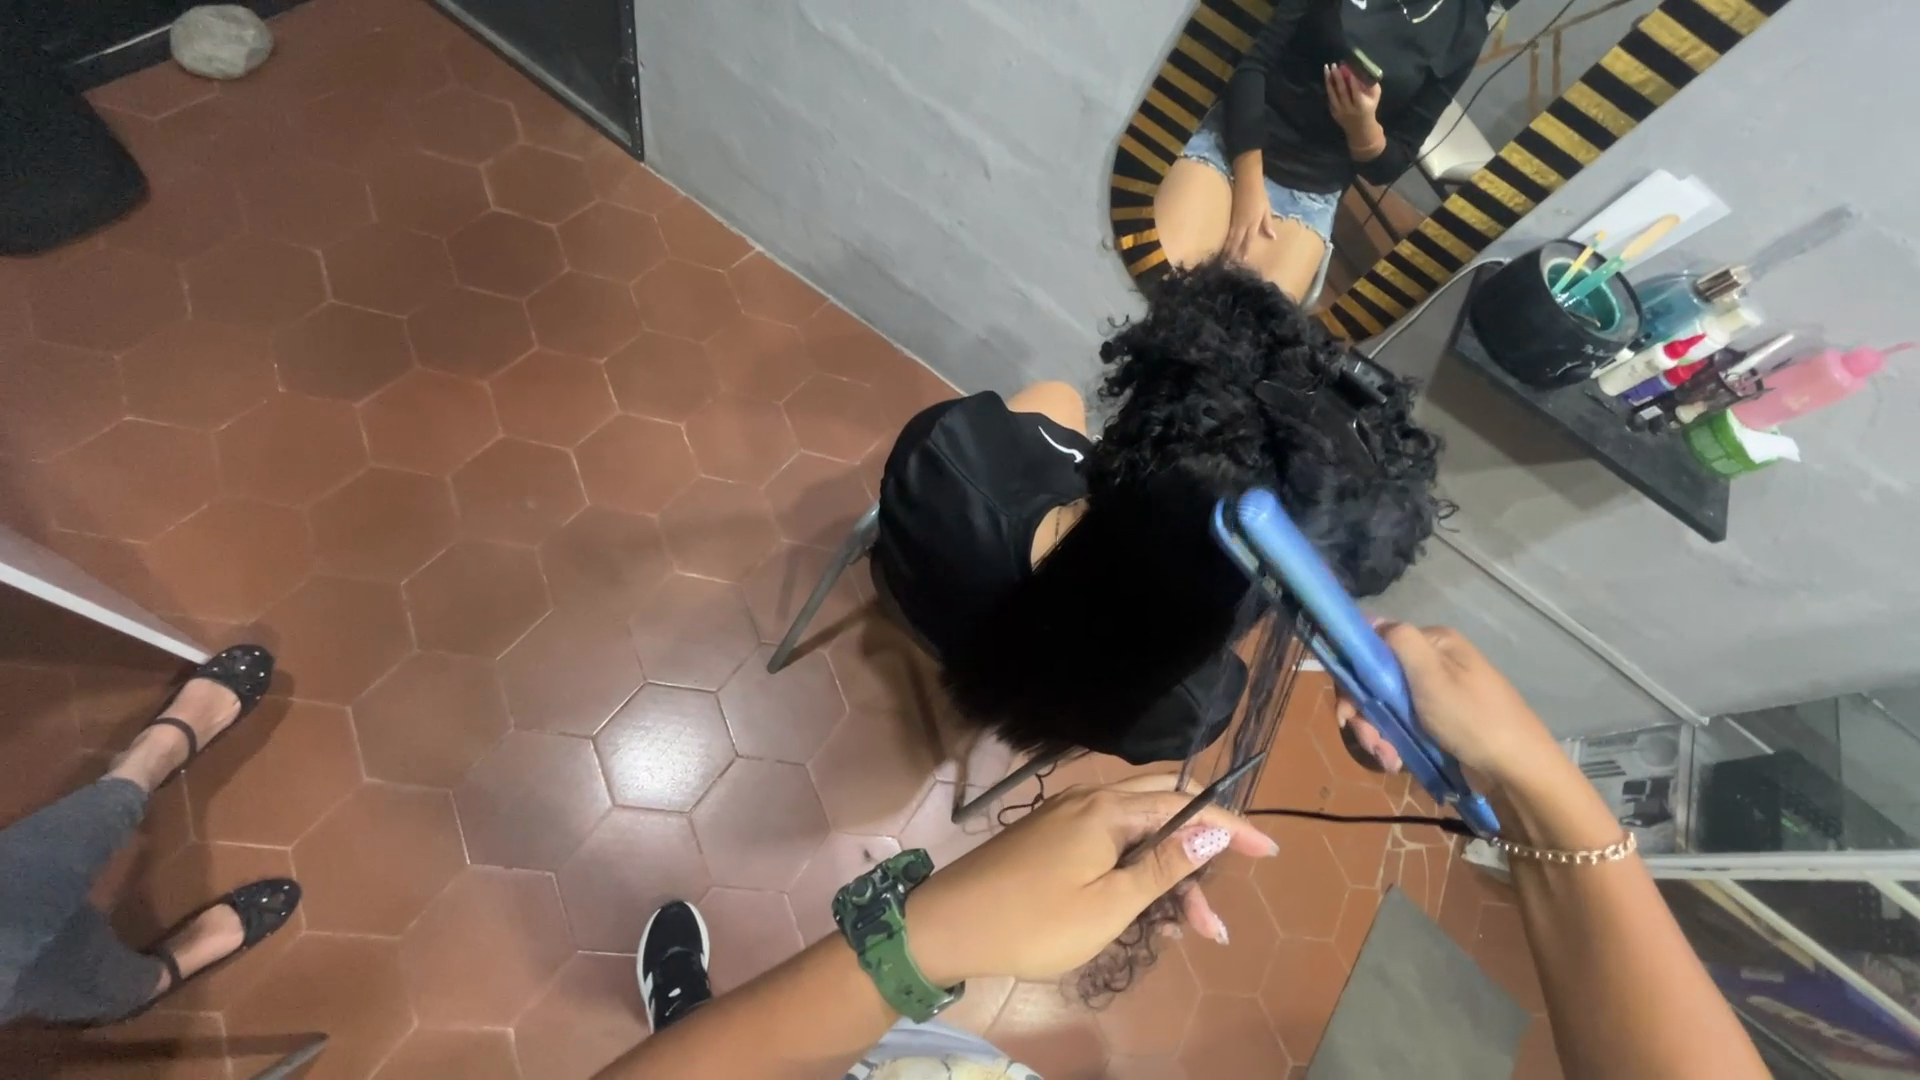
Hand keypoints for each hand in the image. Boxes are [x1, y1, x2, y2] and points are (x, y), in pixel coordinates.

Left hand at [903, 775, 1276, 984]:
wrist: (951, 921)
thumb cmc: (1035, 921)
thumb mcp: (1109, 904)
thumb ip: (1163, 867)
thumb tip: (1212, 832)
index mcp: (1108, 809)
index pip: (1184, 804)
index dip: (1229, 827)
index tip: (1269, 849)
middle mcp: (1091, 800)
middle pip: (1162, 806)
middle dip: (1198, 850)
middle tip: (1218, 899)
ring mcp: (1068, 815)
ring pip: (1136, 829)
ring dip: (1166, 870)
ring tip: (1188, 929)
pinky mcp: (1053, 835)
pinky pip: (1109, 841)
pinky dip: (1134, 869)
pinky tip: (1145, 910)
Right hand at [1225, 180, 1275, 262]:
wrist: (1247, 182)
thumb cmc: (1259, 195)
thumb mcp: (1267, 209)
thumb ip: (1267, 224)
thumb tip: (1272, 238)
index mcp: (1253, 222)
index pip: (1248, 240)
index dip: (1245, 251)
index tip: (1242, 260)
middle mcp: (1242, 224)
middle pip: (1236, 241)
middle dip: (1232, 253)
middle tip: (1228, 264)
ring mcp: (1234, 221)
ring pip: (1230, 238)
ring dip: (1226, 249)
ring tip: (1223, 258)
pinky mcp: (1230, 218)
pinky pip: (1227, 233)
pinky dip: (1225, 241)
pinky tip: (1223, 246)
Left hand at [1325, 64, 1383, 145]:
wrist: (1359, 128)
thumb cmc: (1369, 107)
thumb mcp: (1375, 96)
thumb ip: (1371, 84)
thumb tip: (1364, 70)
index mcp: (1360, 105)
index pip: (1355, 92)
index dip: (1352, 81)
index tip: (1349, 69)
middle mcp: (1348, 109)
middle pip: (1341, 92)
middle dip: (1338, 77)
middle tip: (1335, 65)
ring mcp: (1339, 111)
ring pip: (1332, 94)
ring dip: (1329, 81)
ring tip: (1327, 69)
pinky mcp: (1333, 112)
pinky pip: (1330, 98)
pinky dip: (1329, 87)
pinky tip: (1328, 77)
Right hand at [1337, 623, 1564, 788]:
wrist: (1519, 772)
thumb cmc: (1474, 719)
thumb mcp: (1433, 675)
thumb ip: (1400, 642)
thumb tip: (1369, 619)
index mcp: (1432, 644)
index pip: (1373, 644)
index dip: (1353, 672)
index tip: (1349, 706)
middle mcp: (1430, 662)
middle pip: (1373, 679)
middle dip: (1364, 712)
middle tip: (1370, 740)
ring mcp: (1432, 692)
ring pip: (1383, 705)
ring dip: (1376, 732)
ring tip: (1388, 757)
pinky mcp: (1434, 719)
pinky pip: (1398, 723)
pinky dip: (1391, 742)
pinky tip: (1396, 760)